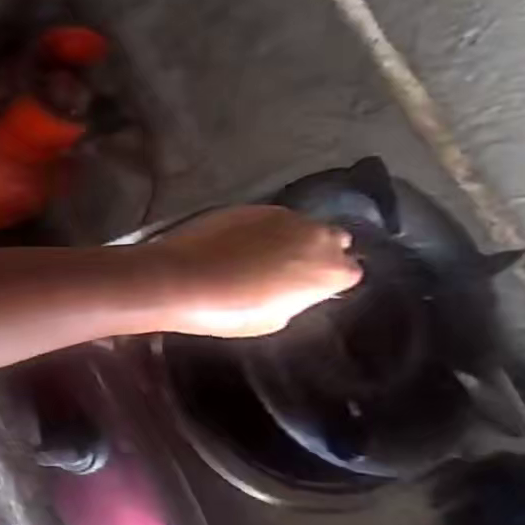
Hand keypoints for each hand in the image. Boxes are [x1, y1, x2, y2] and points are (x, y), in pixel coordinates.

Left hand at [149, 206, 362, 337]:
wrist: (177, 279)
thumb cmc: (226, 310)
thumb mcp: (275, 317)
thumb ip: (297, 297)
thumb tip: (294, 288)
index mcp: (332, 269)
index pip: (347, 271)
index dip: (325, 279)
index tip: (304, 286)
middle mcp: (317, 235)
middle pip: (329, 240)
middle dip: (314, 251)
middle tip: (284, 268)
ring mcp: (281, 215)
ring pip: (298, 225)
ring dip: (286, 237)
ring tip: (256, 255)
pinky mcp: (248, 206)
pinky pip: (265, 218)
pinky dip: (257, 229)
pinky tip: (234, 243)